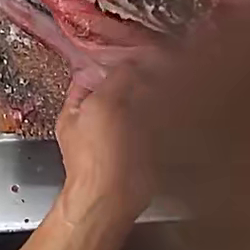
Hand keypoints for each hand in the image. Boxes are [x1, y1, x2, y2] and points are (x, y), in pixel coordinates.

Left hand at [54, 60, 156, 221]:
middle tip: (156, 64)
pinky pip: (153, 124)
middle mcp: (96, 121)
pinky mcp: (140, 149)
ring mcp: (118, 136)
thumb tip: (133, 62)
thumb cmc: (96, 157)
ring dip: (152, 95)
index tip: (132, 51)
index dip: (110, 61)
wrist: (113, 198)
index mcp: (77, 109)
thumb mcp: (101, 105)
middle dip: (136, 77)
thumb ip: (116, 78)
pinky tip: (172, 105)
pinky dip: (163, 114)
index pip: (91, 74)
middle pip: (117, 88)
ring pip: (138, 105)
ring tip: (167, 81)